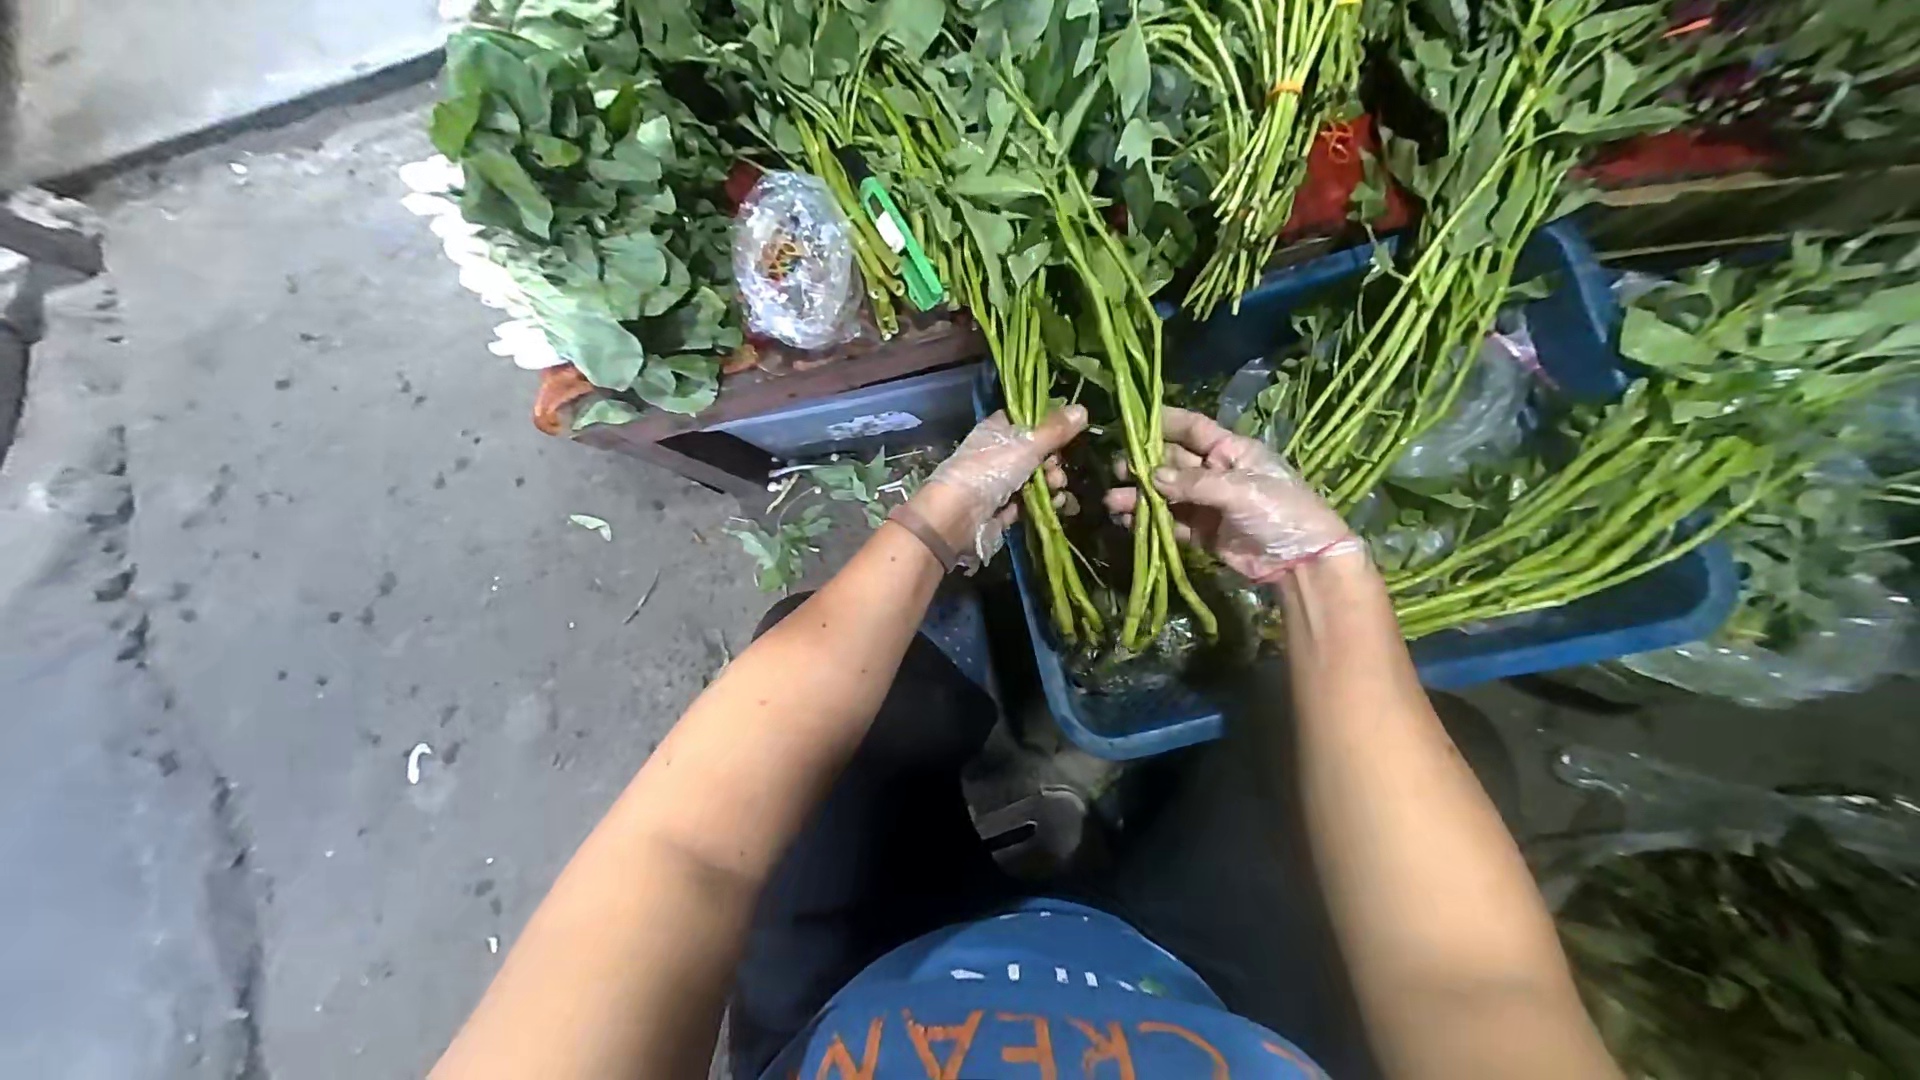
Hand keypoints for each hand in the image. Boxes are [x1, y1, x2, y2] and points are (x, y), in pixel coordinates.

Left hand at [908, 406, 1086, 565]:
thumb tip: (1082, 409)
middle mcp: (998, 453)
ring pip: (1036, 478)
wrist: (957, 517)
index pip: (1027, 420)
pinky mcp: (1004, 508)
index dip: (1049, 426)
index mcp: (997, 430)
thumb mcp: (1026, 445)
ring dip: (1052, 483)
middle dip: (1054, 461)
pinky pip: (1031, 501)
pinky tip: (1058, 504)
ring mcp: (1001, 482)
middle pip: (1036, 452)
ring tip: (1056, 490)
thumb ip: (1055, 431)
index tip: (1068, 434)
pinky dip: (1046, 502)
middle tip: (1057, 471)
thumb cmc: (989, 471)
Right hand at [1103, 406, 1363, 582]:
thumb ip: (1195, 483)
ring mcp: (1206, 503)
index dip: (1163, 422)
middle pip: (1171, 462)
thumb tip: (1152, 477)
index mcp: (1230, 451)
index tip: (1132, 419)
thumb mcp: (1241, 490)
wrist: (1301, 563)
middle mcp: (1214, 472)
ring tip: (1113, 501)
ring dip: (1140, 496)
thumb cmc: (1281, 511)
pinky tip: (1127, 521)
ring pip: (1165, 494)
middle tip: (1118, 469)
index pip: (1192, 428)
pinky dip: (1149, 522)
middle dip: (1143, 464)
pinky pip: (1169, 522)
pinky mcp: (1200, 532)